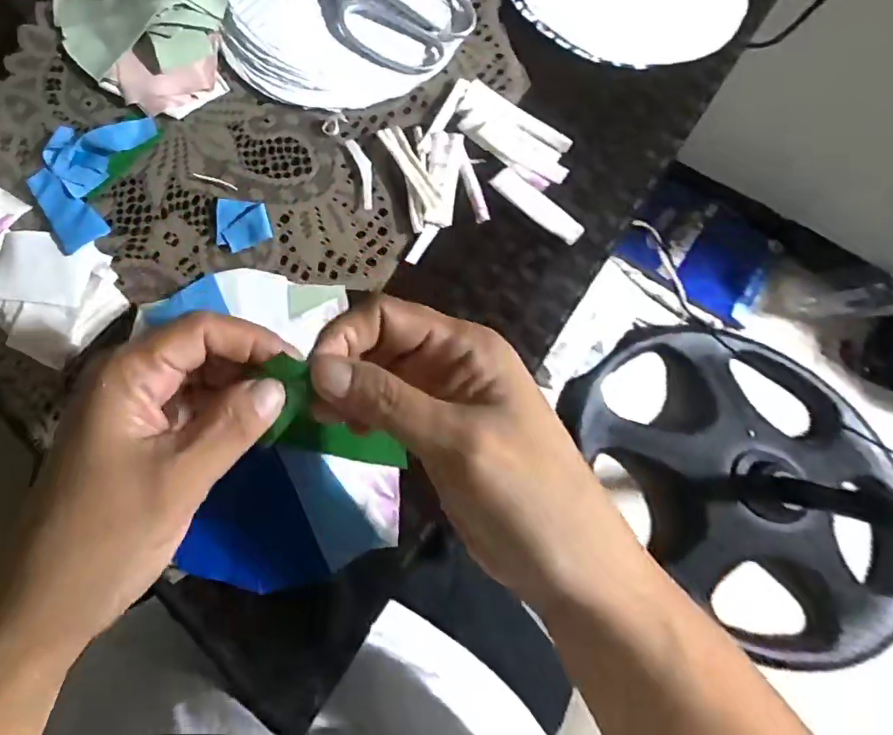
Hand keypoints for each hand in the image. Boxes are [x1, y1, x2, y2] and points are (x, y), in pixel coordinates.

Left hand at [0, 312, 292, 654]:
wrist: (48, 589)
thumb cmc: (110, 533)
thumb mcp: (179, 479)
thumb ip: (230, 427)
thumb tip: (278, 385)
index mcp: (126, 373)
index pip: (196, 330)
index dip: (250, 339)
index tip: (300, 366)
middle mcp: (122, 376)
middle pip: (191, 348)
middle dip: (244, 361)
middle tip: (299, 390)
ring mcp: (123, 404)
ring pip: (186, 377)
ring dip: (231, 386)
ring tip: (284, 407)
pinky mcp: (128, 432)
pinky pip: (177, 407)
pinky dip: (212, 412)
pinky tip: (247, 427)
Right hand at [307, 296, 648, 613]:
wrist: (579, 578)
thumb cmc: (528, 499)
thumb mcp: (455, 442)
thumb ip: (385, 399)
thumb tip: (316, 367)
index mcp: (465, 347)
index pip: (384, 315)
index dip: (344, 336)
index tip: (315, 376)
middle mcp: (448, 360)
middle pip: (374, 339)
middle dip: (338, 363)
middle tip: (313, 402)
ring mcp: (439, 393)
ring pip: (371, 370)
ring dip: (342, 387)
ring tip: (324, 418)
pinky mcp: (430, 426)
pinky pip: (379, 401)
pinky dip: (355, 408)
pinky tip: (346, 429)